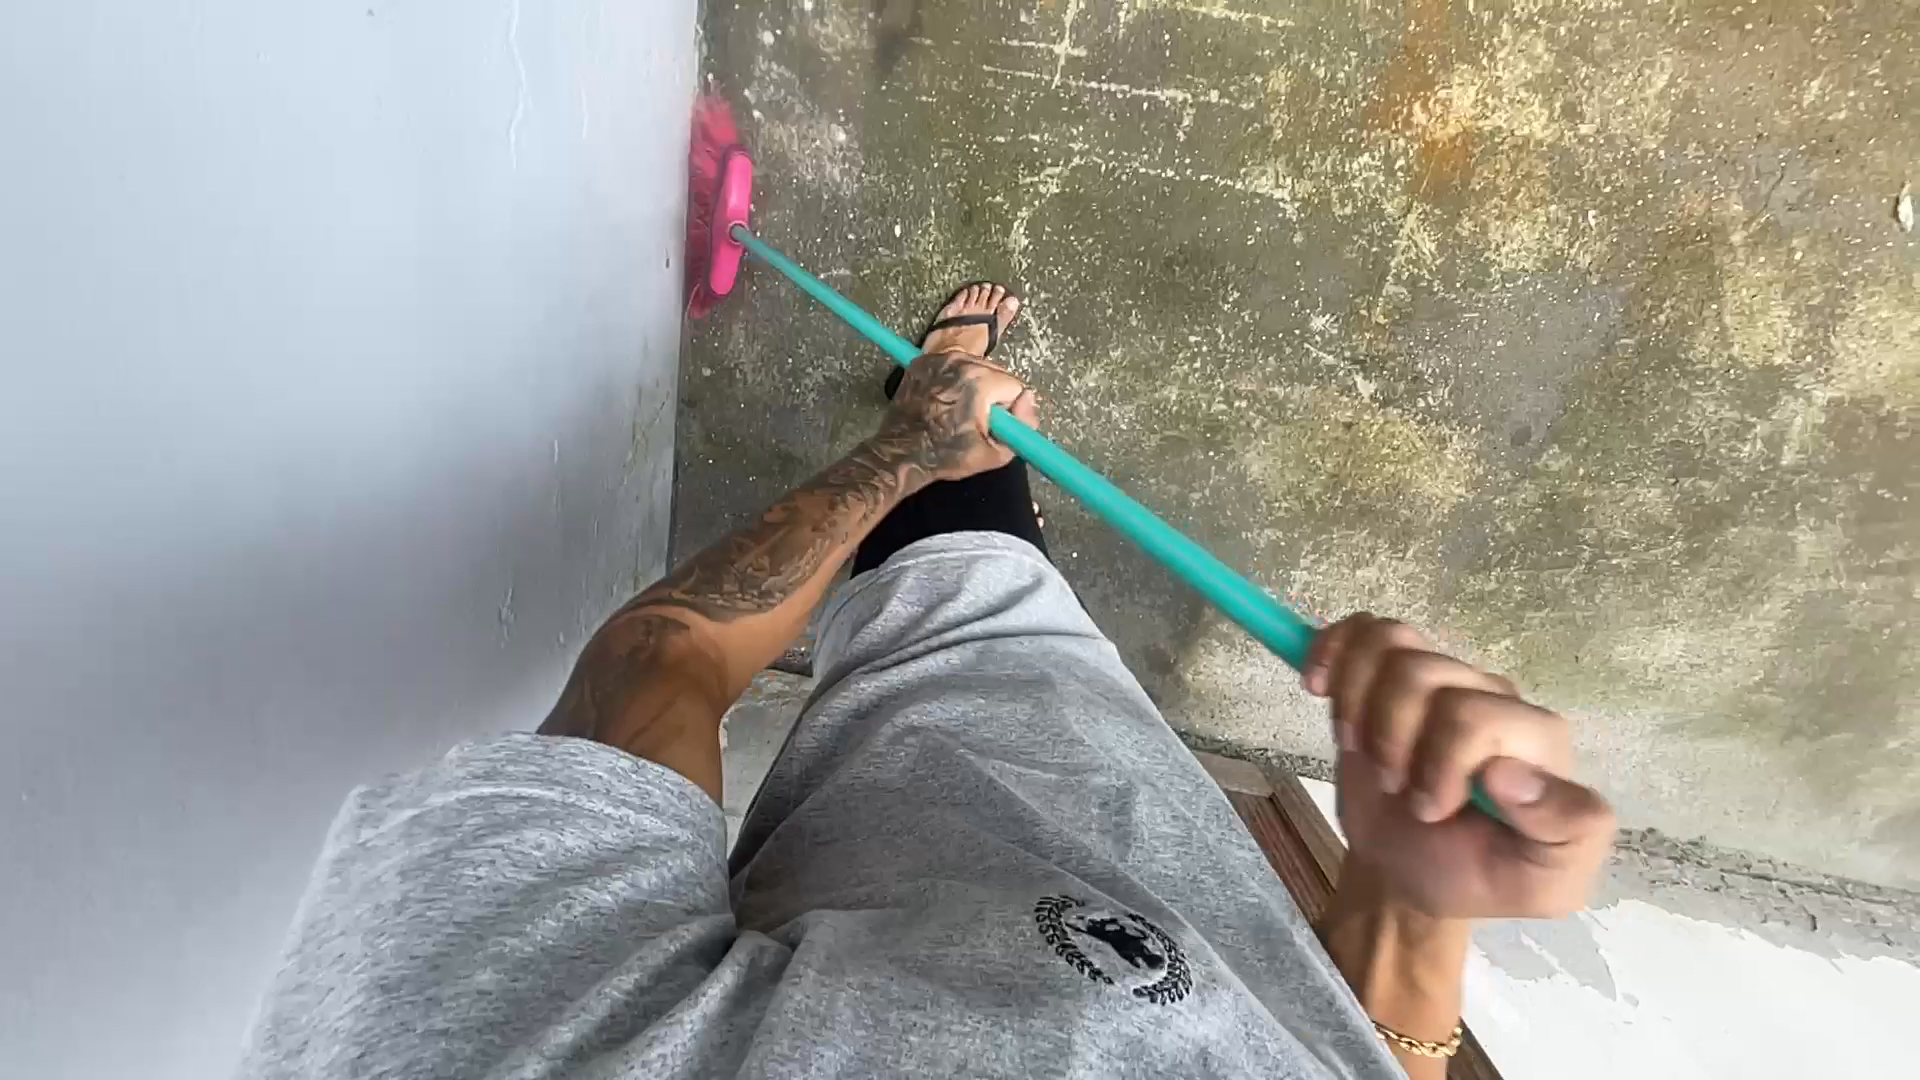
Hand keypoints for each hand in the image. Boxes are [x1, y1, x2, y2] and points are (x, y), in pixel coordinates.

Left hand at [872, 349, 1037, 482]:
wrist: (901, 453)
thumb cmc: (942, 455)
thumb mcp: (994, 454)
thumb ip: (1023, 427)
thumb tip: (1028, 404)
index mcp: (979, 381)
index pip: (1016, 387)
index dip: (1011, 410)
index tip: (996, 424)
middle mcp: (960, 361)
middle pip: (997, 373)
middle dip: (994, 396)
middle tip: (977, 420)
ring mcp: (938, 359)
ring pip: (975, 366)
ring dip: (975, 386)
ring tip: (959, 412)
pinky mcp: (923, 362)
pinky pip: (952, 365)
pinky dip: (953, 380)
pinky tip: (945, 402)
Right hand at [1304, 614, 1615, 918]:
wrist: (1412, 871)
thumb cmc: (1476, 876)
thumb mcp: (1542, 882)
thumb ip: (1564, 830)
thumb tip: (1511, 773)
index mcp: (1535, 739)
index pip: (1473, 713)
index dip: (1436, 758)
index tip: (1427, 809)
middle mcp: (1488, 694)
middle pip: (1421, 670)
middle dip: (1388, 734)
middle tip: (1390, 783)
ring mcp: (1434, 677)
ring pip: (1387, 641)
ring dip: (1355, 700)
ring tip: (1357, 746)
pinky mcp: (1382, 673)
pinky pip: (1357, 629)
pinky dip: (1328, 652)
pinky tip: (1318, 687)